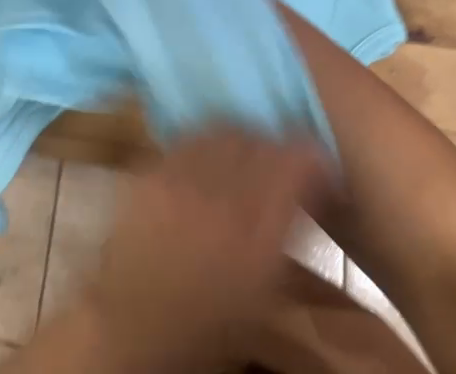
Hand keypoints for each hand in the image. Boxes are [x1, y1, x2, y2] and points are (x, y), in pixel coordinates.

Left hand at [83, 127, 332, 369]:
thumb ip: (290, 233)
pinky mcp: (151, 170)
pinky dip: (208, 142)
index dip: (315, 160)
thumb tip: (313, 195)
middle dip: (280, 149)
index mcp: (259, 229)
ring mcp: (181, 177)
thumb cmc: (209, 318)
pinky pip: (189, 138)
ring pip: (226, 131)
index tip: (321, 172)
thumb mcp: (266, 286)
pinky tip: (209, 159)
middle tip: (284, 166)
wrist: (134, 323)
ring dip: (245, 140)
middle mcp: (221, 193)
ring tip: (247, 158)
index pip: (298, 162)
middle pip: (262, 141)